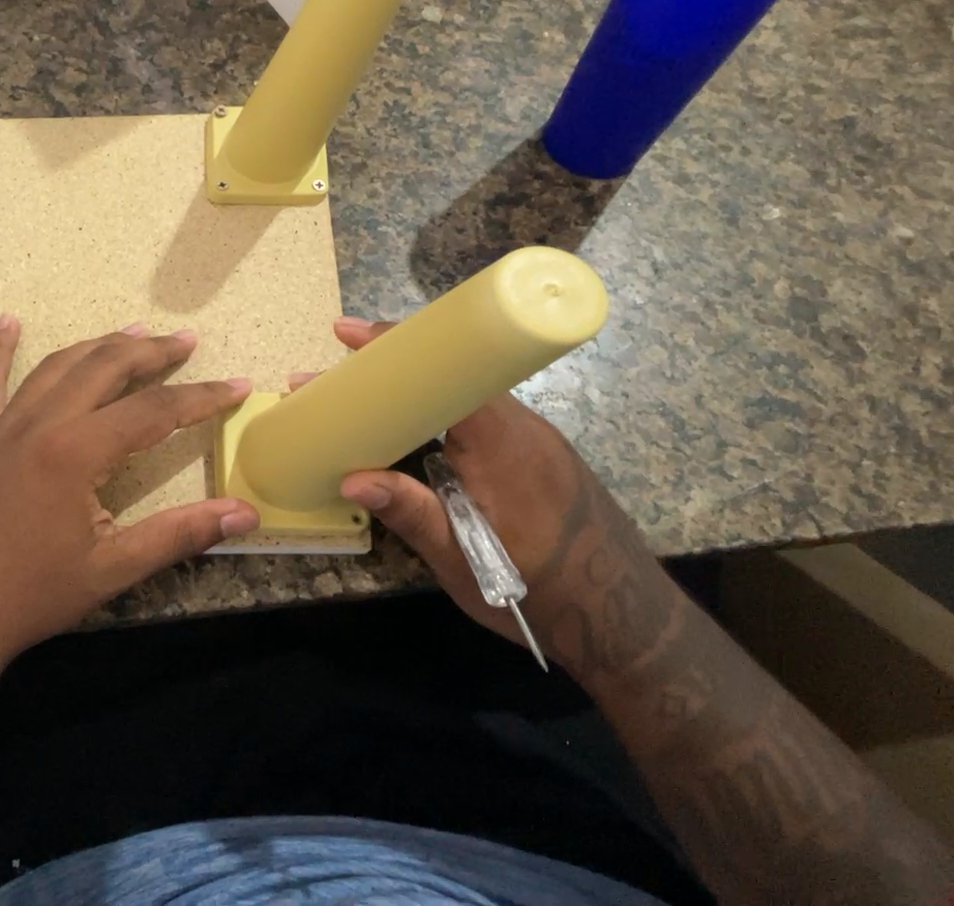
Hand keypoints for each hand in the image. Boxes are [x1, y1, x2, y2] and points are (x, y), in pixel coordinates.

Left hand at [0, 316, 259, 679]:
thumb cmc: (28, 597)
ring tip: (130, 332)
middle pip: (104, 369)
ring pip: (54, 367)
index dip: (201, 398)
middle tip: (185, 341)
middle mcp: (39, 424)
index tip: (236, 385)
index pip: (155, 410)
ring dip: (96, 346)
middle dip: (150, 352)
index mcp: (77, 452)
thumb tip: (245, 514)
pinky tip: (9, 323)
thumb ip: (180, 534)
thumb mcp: (112, 569)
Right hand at [315, 317, 664, 667]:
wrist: (623, 619)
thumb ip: (410, 513)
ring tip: (360, 405)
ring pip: (465, 397)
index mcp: (500, 439)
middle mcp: (522, 425)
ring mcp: (535, 439)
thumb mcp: (463, 558)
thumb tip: (350, 481)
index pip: (445, 368)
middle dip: (388, 372)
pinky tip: (412, 436)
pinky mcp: (540, 456)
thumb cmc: (539, 589)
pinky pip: (481, 417)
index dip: (395, 345)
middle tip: (331, 380)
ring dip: (414, 394)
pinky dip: (440, 414)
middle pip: (449, 376)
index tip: (347, 333)